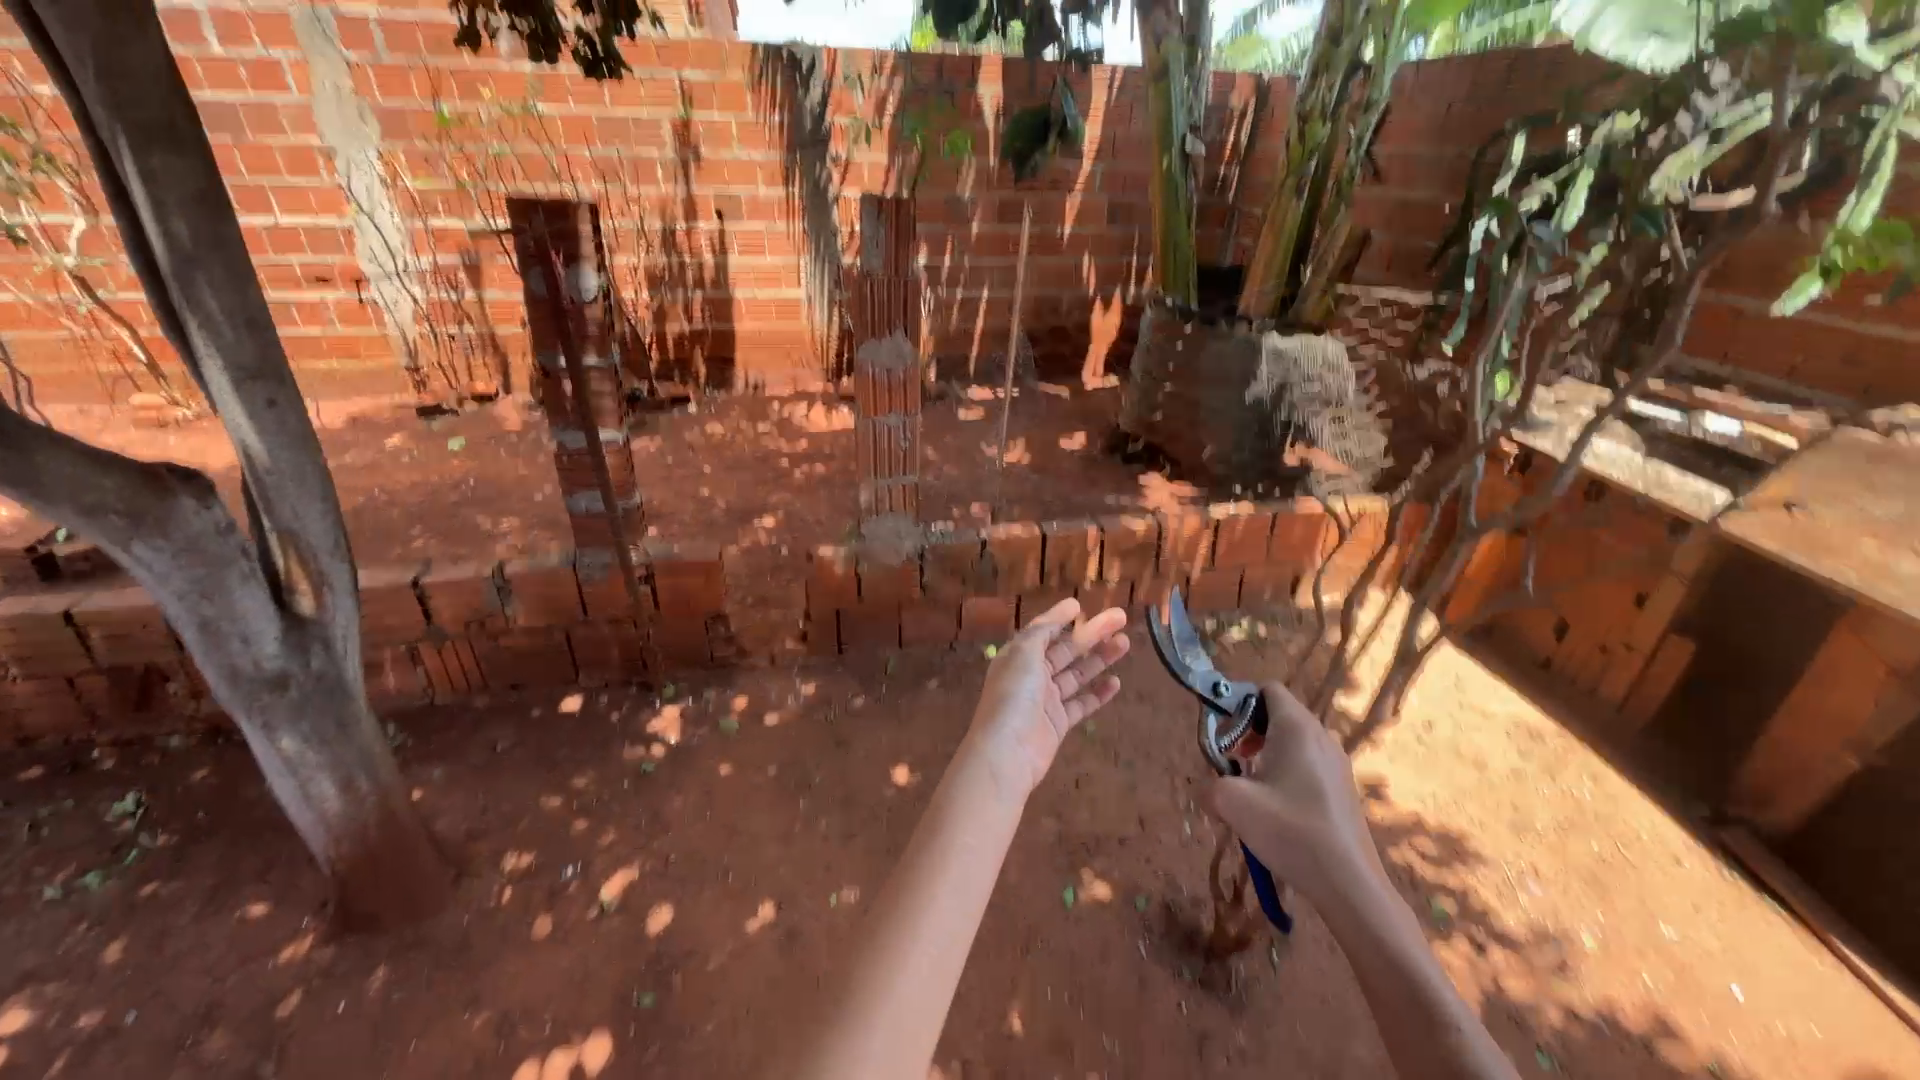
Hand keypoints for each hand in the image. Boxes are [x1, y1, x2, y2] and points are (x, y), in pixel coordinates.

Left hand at [966, 598, 1128, 798]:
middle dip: (1092, 633)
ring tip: (1124, 643)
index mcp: (1018, 656)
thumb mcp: (1024, 653)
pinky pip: (1081, 704)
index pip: (1042, 631)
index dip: (1059, 617)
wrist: (1007, 751)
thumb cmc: (1013, 695)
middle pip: (1066, 649)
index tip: (1080, 604)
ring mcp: (1045, 700)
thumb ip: (1043, 631)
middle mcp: (1031, 675)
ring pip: (1077, 674)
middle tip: (1120, 618)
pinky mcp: (1058, 723)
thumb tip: (1064, 612)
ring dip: (1100, 658)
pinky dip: (1098, 694)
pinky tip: (1116, 682)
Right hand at [1202, 683, 1382, 900]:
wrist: (1349, 883)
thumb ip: (1208, 785)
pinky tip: (1277, 809)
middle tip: (1231, 764)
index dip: (1238, 703)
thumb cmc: (1290, 831)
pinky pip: (1308, 764)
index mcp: (1297, 727)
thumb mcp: (1232, 804)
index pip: (1267, 689)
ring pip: (1293, 742)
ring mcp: (1337, 763)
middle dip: (1248, 732)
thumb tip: (1207, 788)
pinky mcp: (1344, 788)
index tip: (1222, 735)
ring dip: (1266, 755)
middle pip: (1278, 715)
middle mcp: (1322, 736)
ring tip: (1250, 789)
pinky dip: (1286, 774)